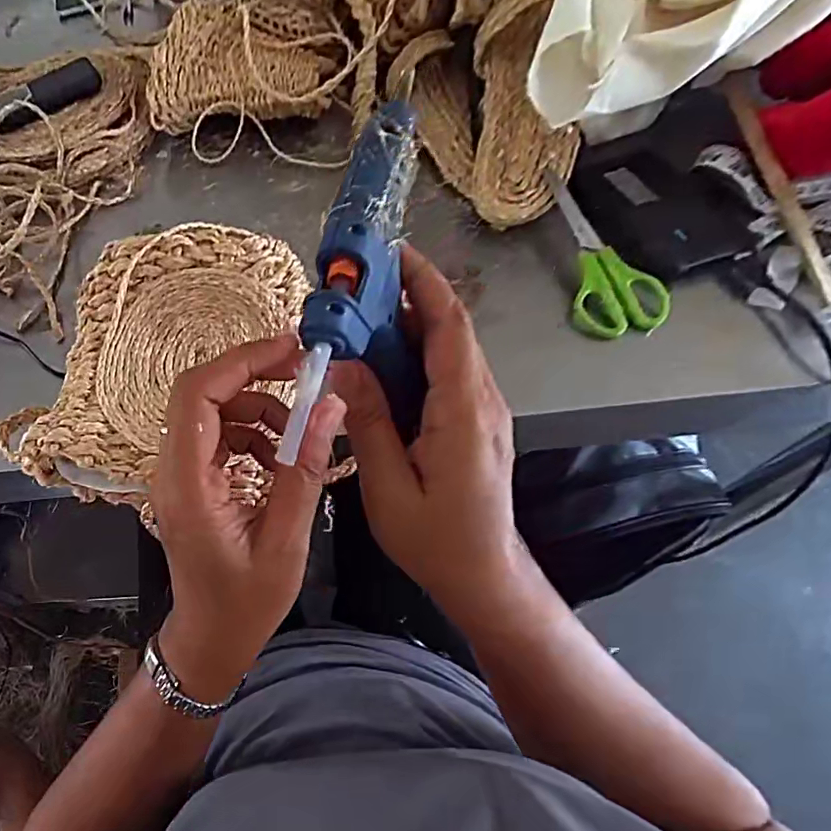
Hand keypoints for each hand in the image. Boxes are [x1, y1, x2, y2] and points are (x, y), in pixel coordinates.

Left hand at [151, 335, 346, 700]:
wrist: (210, 637)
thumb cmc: (245, 604)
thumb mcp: (286, 540)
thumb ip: (304, 471)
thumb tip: (329, 407)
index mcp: (188, 484)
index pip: (197, 394)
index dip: (242, 361)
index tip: (292, 352)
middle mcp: (172, 471)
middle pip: (201, 393)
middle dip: (254, 376)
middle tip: (305, 377)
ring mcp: (178, 475)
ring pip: (212, 411)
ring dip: (257, 410)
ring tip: (298, 439)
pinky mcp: (190, 482)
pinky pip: (218, 436)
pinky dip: (251, 434)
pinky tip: (278, 462)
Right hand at [332, 245, 530, 622]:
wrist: (485, 574)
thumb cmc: (437, 540)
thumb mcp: (388, 487)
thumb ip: (368, 423)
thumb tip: (344, 368)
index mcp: (463, 411)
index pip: (447, 328)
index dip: (422, 284)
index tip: (390, 255)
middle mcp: (482, 401)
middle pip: (449, 331)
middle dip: (407, 298)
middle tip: (357, 286)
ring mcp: (483, 412)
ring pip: (448, 352)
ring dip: (408, 327)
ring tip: (360, 318)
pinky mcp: (476, 424)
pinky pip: (446, 376)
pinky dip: (415, 358)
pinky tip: (381, 364)